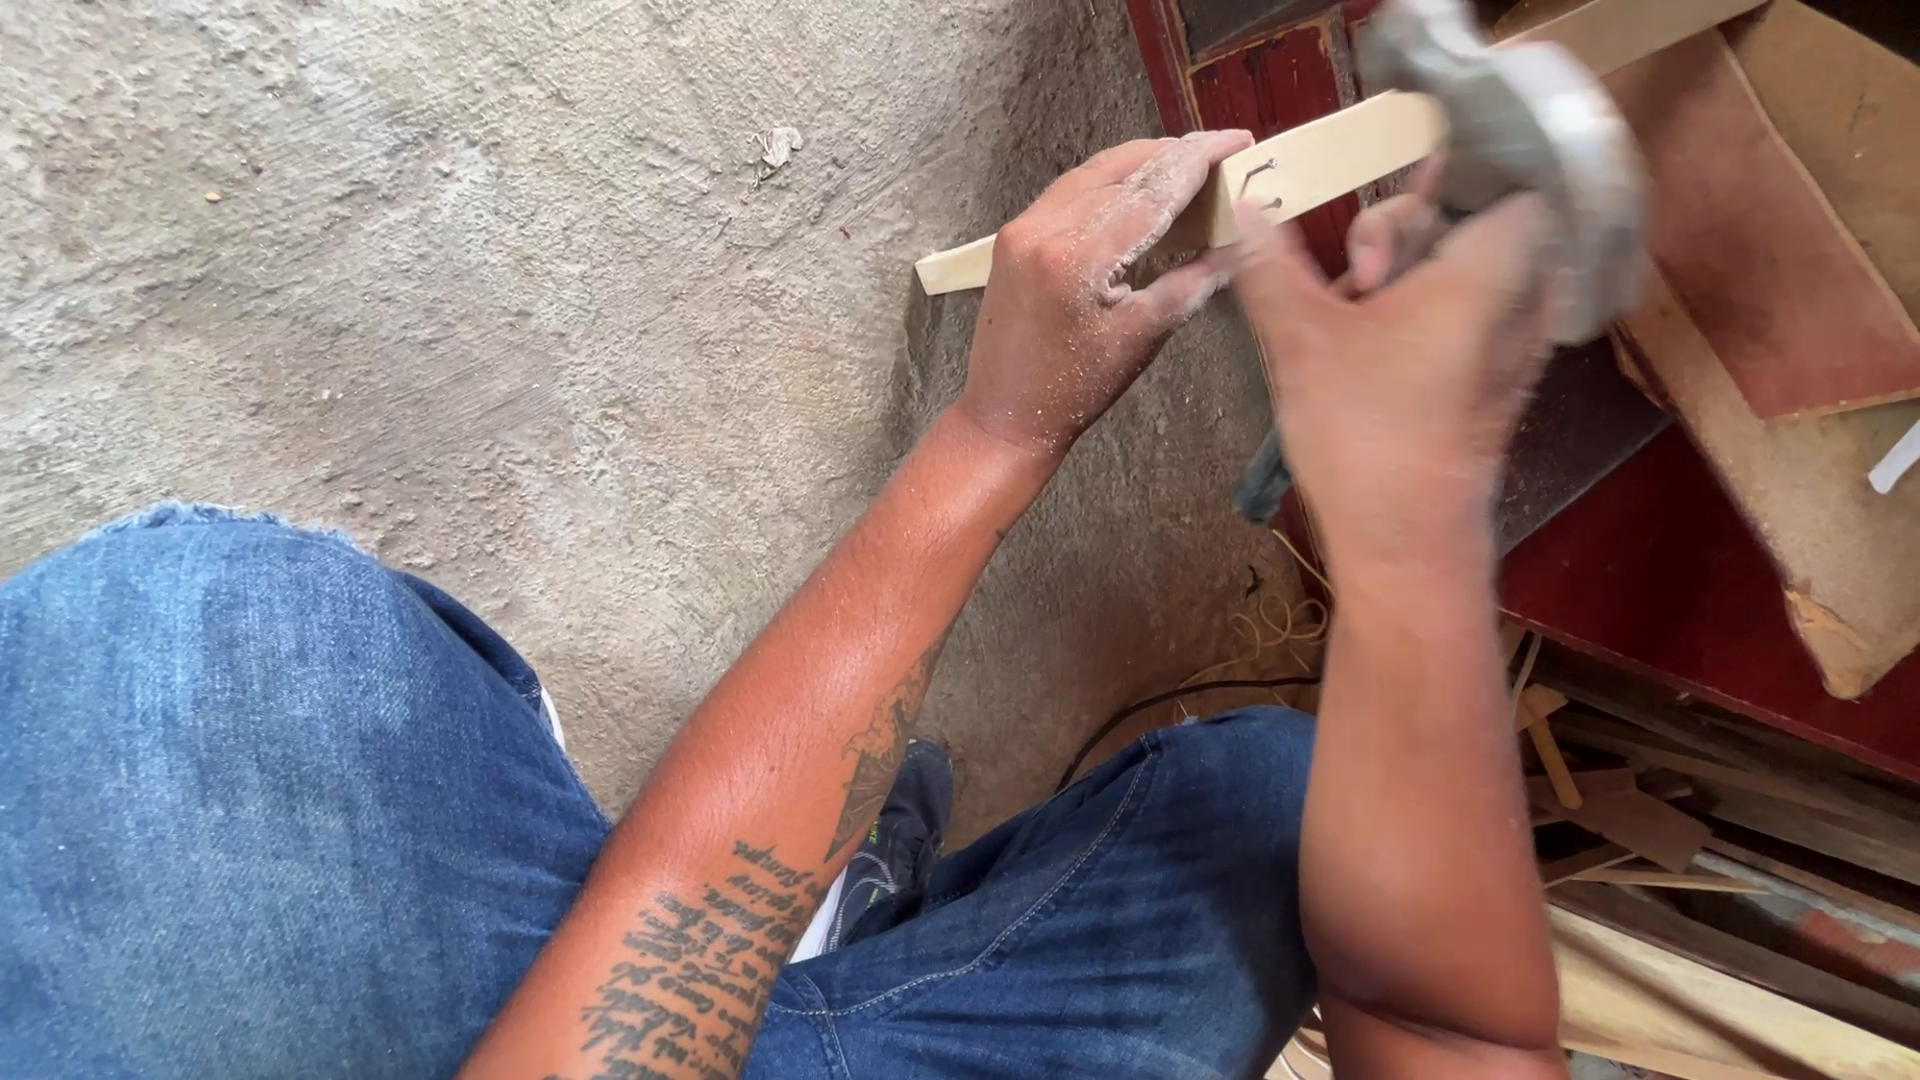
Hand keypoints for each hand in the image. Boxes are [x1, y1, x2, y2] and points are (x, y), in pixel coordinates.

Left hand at [955, 130, 1254, 459]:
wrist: (1006, 415)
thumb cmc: (1074, 389)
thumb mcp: (1143, 335)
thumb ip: (1192, 281)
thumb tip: (1238, 244)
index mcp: (1079, 255)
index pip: (1153, 187)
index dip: (1200, 158)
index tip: (1238, 140)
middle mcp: (1044, 228)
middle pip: (1122, 169)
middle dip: (1173, 156)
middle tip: (1217, 158)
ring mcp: (1021, 229)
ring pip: (1092, 174)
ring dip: (1139, 166)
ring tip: (1181, 172)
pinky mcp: (1011, 238)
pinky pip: (1067, 194)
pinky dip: (1105, 186)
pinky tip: (1132, 195)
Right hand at [1231, 186, 1556, 581]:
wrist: (1403, 538)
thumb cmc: (1362, 428)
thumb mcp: (1300, 339)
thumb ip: (1270, 264)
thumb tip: (1245, 204)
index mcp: (1496, 262)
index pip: (1499, 168)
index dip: (1434, 174)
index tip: (1371, 223)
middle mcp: (1524, 292)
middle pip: (1468, 218)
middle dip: (1395, 237)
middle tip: (1350, 279)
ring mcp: (1513, 340)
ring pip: (1455, 272)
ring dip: (1393, 282)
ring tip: (1345, 329)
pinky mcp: (1491, 378)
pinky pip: (1457, 317)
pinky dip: (1409, 316)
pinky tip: (1361, 355)